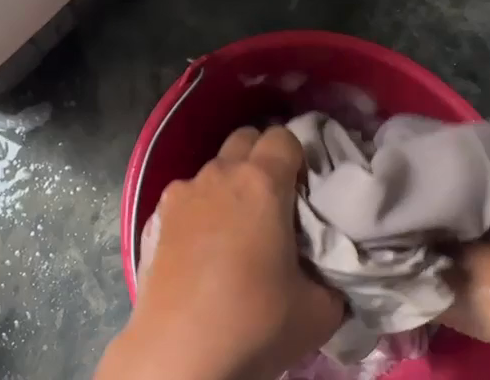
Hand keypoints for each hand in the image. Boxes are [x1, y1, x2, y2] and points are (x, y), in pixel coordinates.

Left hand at [98, 126, 343, 379]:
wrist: (180, 350)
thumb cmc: (256, 322)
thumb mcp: (319, 309)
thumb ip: (331, 275)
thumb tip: (330, 267)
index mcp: (261, 183)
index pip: (284, 138)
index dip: (299, 156)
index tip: (307, 187)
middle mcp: (219, 173)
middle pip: (245, 140)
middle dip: (263, 158)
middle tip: (278, 201)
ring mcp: (182, 191)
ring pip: (214, 168)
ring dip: (231, 183)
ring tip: (241, 227)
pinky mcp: (157, 214)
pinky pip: (188, 195)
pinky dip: (203, 207)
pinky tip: (207, 246)